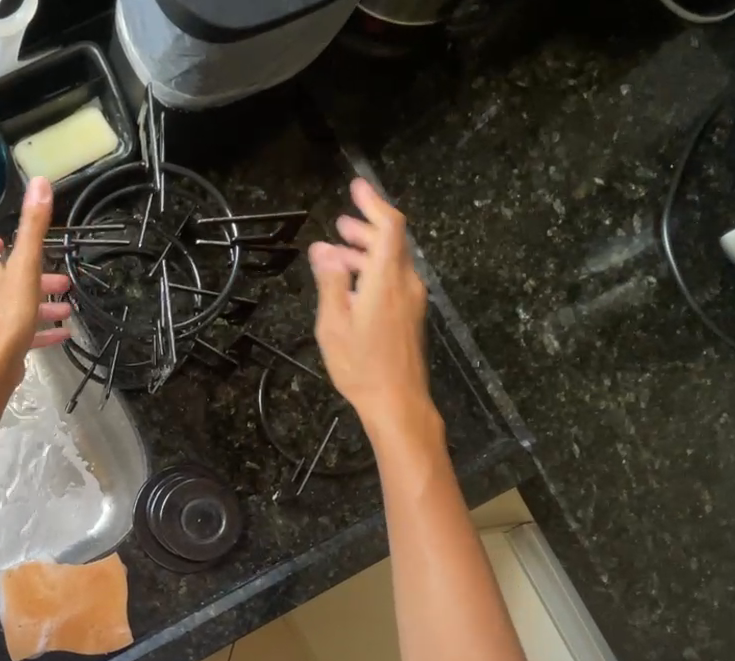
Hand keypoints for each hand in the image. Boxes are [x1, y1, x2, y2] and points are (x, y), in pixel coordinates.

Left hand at [0, 176, 72, 395]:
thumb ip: (32, 228)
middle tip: (58, 279)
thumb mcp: (25, 267)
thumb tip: (38, 183)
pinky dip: (43, 331)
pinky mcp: (3, 347)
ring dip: (42, 304)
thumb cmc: (8, 315)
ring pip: (17, 307)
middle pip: (3, 281)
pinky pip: (24, 334)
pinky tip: (63, 334)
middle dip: (32, 277)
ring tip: (66, 306)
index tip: (2, 244)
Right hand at [308, 177, 432, 434]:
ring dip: (368, 250)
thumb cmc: (360, 365)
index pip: (388, 227)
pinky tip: (354, 282)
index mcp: (385, 280)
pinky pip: (393, 278)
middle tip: (342, 222)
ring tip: (341, 250)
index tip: (357, 187)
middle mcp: (404, 283)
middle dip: (367, 226)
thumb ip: (330, 282)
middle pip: (392, 241)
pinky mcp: (410, 314)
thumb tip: (323, 249)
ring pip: (392, 260)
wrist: (396, 400)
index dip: (373, 203)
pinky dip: (373, 269)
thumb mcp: (333, 324)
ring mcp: (411, 299)